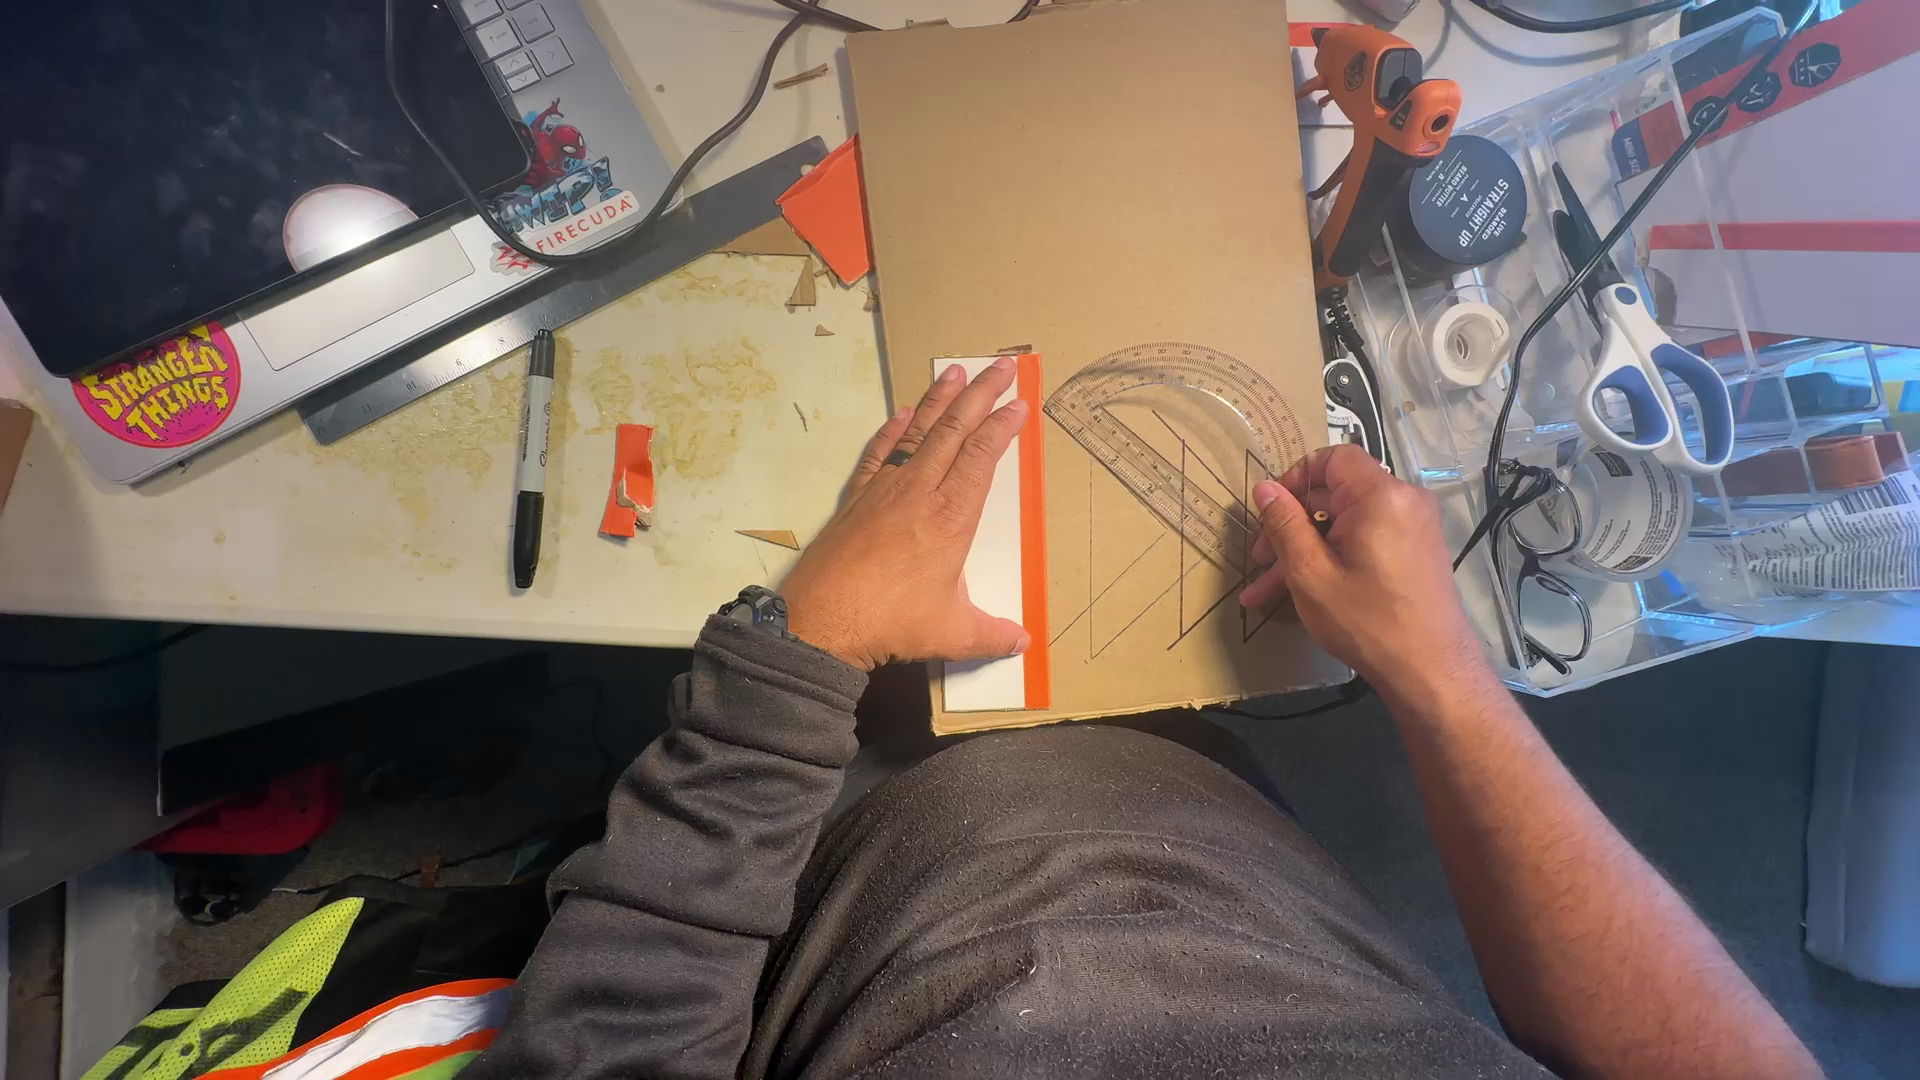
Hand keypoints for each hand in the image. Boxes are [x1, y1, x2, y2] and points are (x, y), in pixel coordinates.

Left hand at [782, 358, 1030, 671]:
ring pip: (918, 432)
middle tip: (1001, 366)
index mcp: (952, 516)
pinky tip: (902, 413)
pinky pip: (880, 453)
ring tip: (956, 371)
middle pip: (955, 430)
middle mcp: (921, 491)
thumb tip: (1024, 643)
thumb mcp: (952, 633)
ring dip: (939, 400)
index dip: (1003, 427)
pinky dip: (893, 430)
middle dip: (981, 394)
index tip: (1019, 404)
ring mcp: (885, 489)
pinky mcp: (858, 498)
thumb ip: (992, 634)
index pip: (983, 457)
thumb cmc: (892, 621)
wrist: (822, 620)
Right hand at [1238, 444, 1494, 700]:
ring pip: (1342, 524)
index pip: (1334, 458)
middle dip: (1290, 524)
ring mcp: (1411, 527)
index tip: (1270, 509)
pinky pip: (1361, 541)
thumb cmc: (1366, 620)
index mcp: (1381, 497)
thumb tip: (1265, 489)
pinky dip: (1329, 558)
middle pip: (1334, 494)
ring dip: (1302, 549)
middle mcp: (1403, 502)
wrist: (1430, 671)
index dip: (1296, 476)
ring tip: (1264, 588)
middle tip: (1259, 558)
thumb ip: (1284, 524)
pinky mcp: (1412, 550)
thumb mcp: (1310, 572)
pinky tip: (1294, 592)